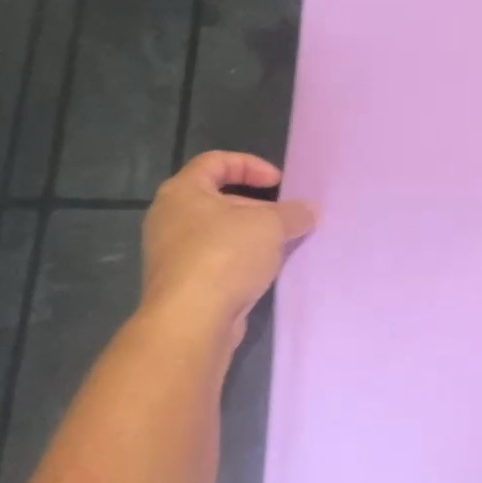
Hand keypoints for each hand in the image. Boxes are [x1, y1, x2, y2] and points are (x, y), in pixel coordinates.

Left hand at [140, 152, 317, 339]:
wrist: (192, 320)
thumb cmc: (224, 256)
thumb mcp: (269, 226)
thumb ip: (293, 214)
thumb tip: (311, 210)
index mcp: (182, 191)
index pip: (215, 162)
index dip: (250, 165)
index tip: (278, 182)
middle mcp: (170, 218)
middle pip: (218, 200)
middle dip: (257, 206)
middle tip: (287, 218)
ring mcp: (173, 254)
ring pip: (219, 234)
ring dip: (251, 237)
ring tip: (282, 246)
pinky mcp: (183, 285)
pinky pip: (216, 262)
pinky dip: (240, 262)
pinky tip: (265, 273)